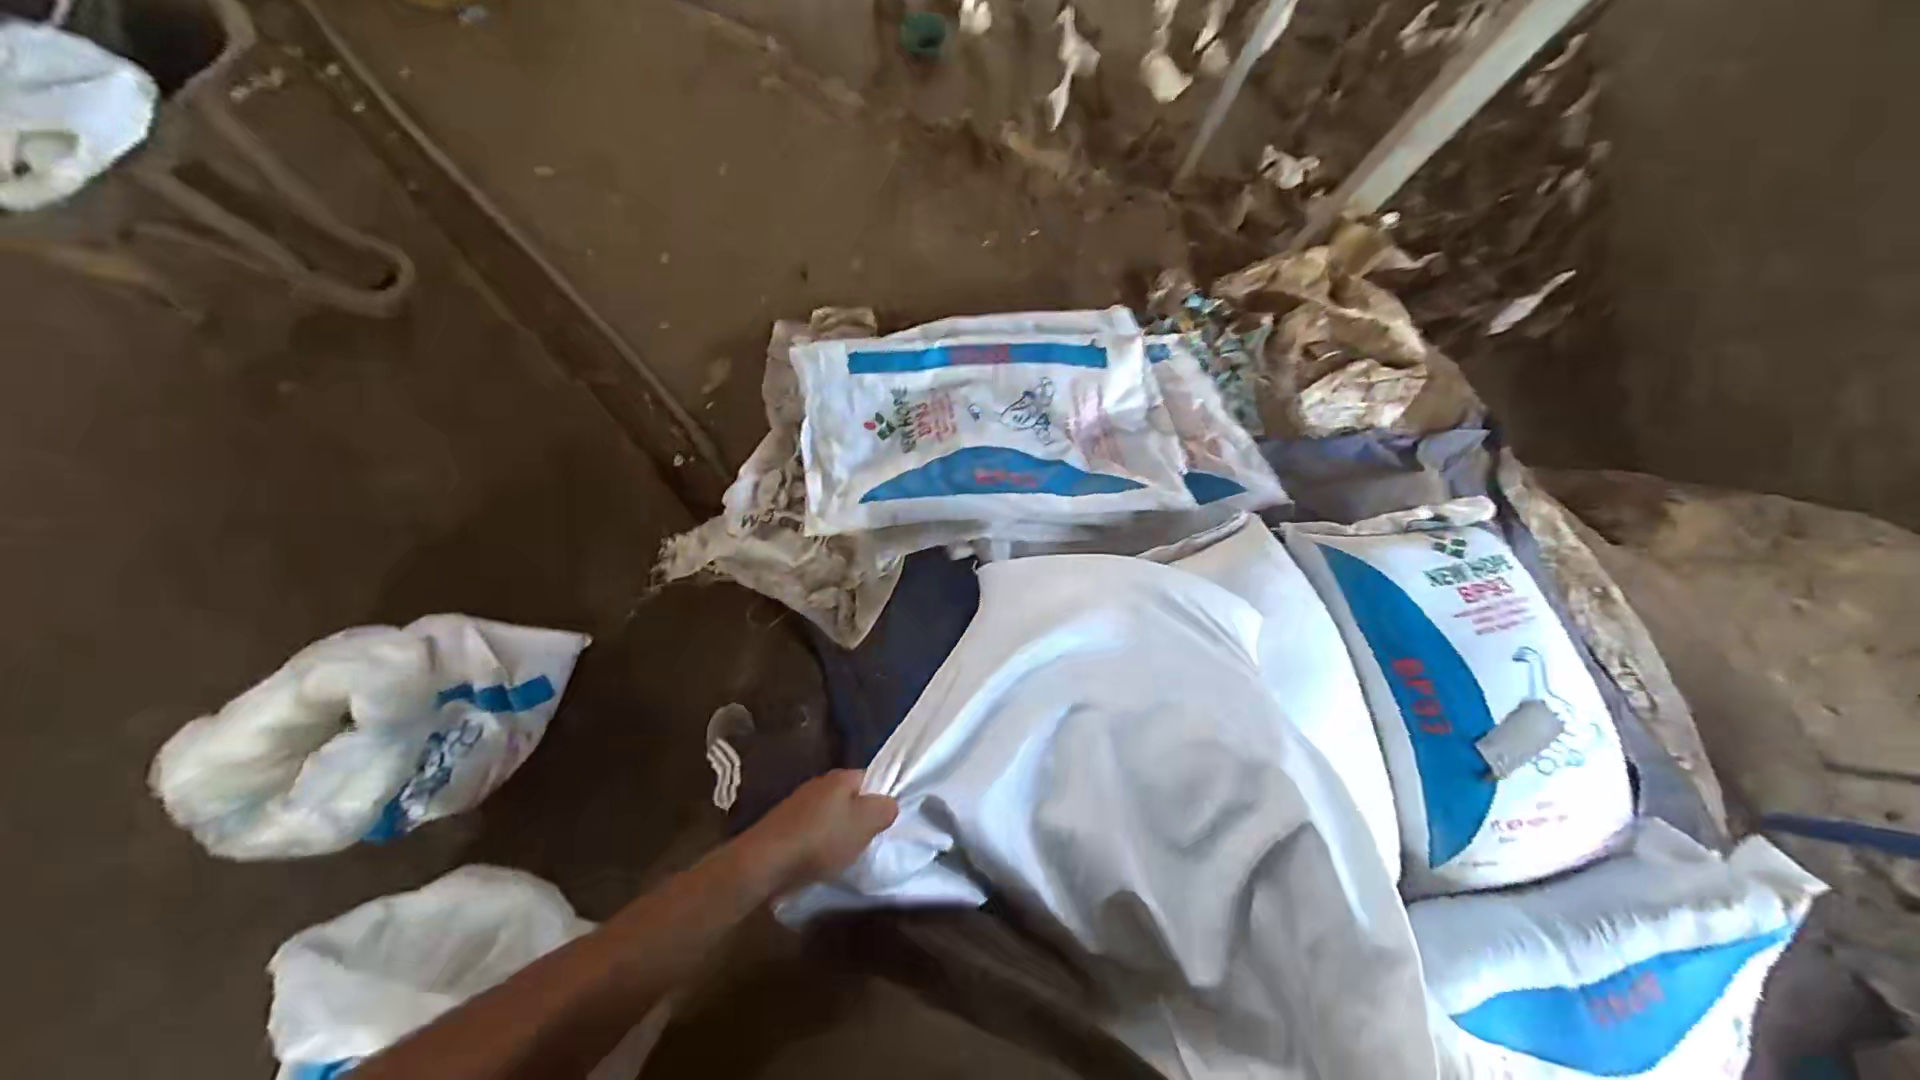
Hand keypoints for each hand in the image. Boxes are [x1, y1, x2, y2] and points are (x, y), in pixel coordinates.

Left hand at [736, 770, 898, 892]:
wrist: (765, 861)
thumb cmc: (821, 839)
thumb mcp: (865, 823)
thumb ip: (885, 809)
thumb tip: (889, 804)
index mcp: (841, 776)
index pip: (872, 778)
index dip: (883, 798)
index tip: (888, 822)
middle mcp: (819, 783)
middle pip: (851, 797)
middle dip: (860, 817)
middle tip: (870, 840)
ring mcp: (799, 803)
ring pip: (831, 814)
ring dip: (839, 831)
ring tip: (846, 854)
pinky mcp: (784, 824)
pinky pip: (813, 829)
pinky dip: (819, 842)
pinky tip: (821, 859)